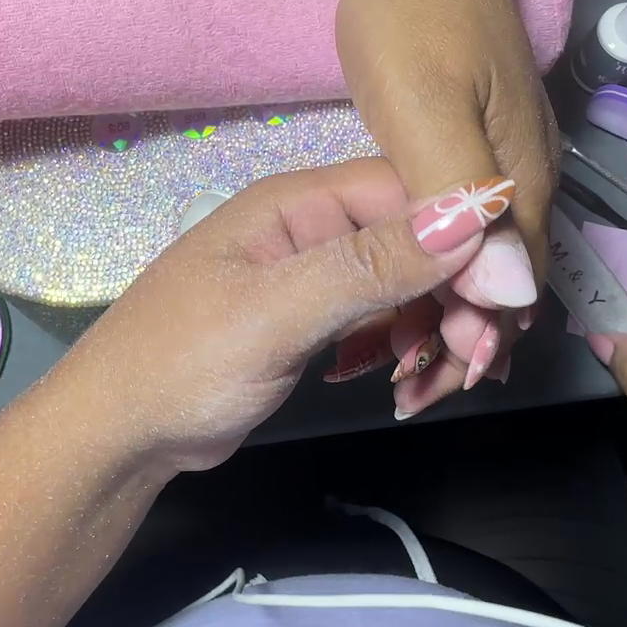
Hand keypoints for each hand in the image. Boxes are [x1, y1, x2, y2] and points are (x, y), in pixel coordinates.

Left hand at [56, 158, 486, 472]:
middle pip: (419, 240)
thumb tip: (473, 212)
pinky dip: (406, 349)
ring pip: (409, 285)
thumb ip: (368, 265)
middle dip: (457, 295)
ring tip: (434, 383)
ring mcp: (316, 275)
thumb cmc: (183, 363)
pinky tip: (405, 384)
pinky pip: (385, 320)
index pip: (410, 192)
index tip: (501, 301)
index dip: (466, 237)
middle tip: (474, 359)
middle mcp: (313, 227)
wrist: (125, 434)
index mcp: (299, 202)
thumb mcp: (275, 313)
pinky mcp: (318, 319)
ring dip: (436, 329)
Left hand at [336, 0, 558, 415]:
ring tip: (399, 366)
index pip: (508, 288)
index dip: (471, 340)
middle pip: (500, 288)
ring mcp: (495, 170)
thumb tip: (511, 293)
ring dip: (446, 318)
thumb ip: (461, 197)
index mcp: (515, 183)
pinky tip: (402, 296)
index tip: (423, 388)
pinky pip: (461, 238)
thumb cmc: (411, 24)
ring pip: (480, 268)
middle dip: (461, 343)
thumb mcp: (424, 108)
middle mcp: (518, 185)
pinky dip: (436, 279)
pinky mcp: (466, 158)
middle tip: (408, 392)